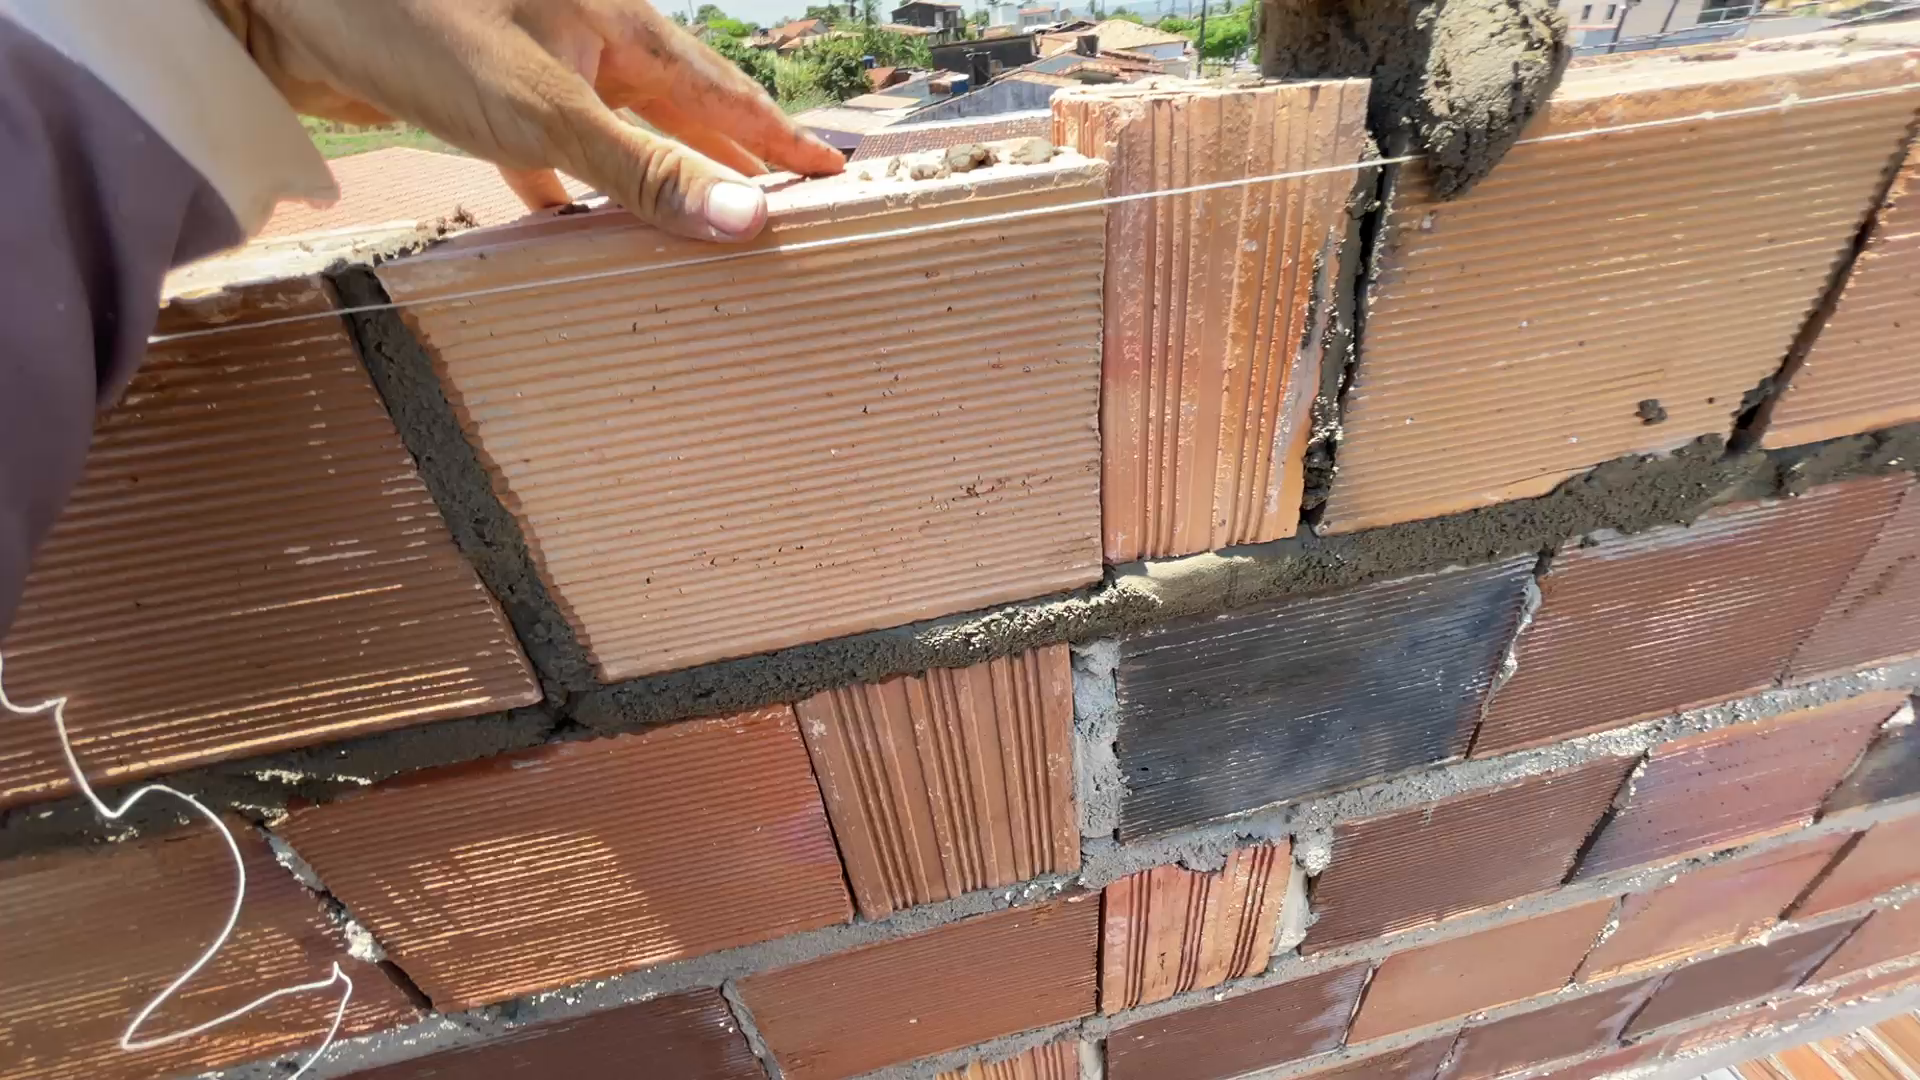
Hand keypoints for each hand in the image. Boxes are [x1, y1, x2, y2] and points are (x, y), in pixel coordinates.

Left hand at [206, 0, 845, 240]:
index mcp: (621, 30)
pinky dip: (572, 180)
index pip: (728, 95)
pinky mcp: (484, 86)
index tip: (832, 170)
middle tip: (781, 199)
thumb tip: (752, 222)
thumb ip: (649, 171)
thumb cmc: (413, 21)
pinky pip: (552, 144)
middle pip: (685, 111)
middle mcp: (589, 41)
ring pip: (624, 128)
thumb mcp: (549, 110)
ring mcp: (538, 61)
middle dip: (735, 156)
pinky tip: (569, 211)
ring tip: (701, 217)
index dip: (782, 137)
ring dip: (663, 172)